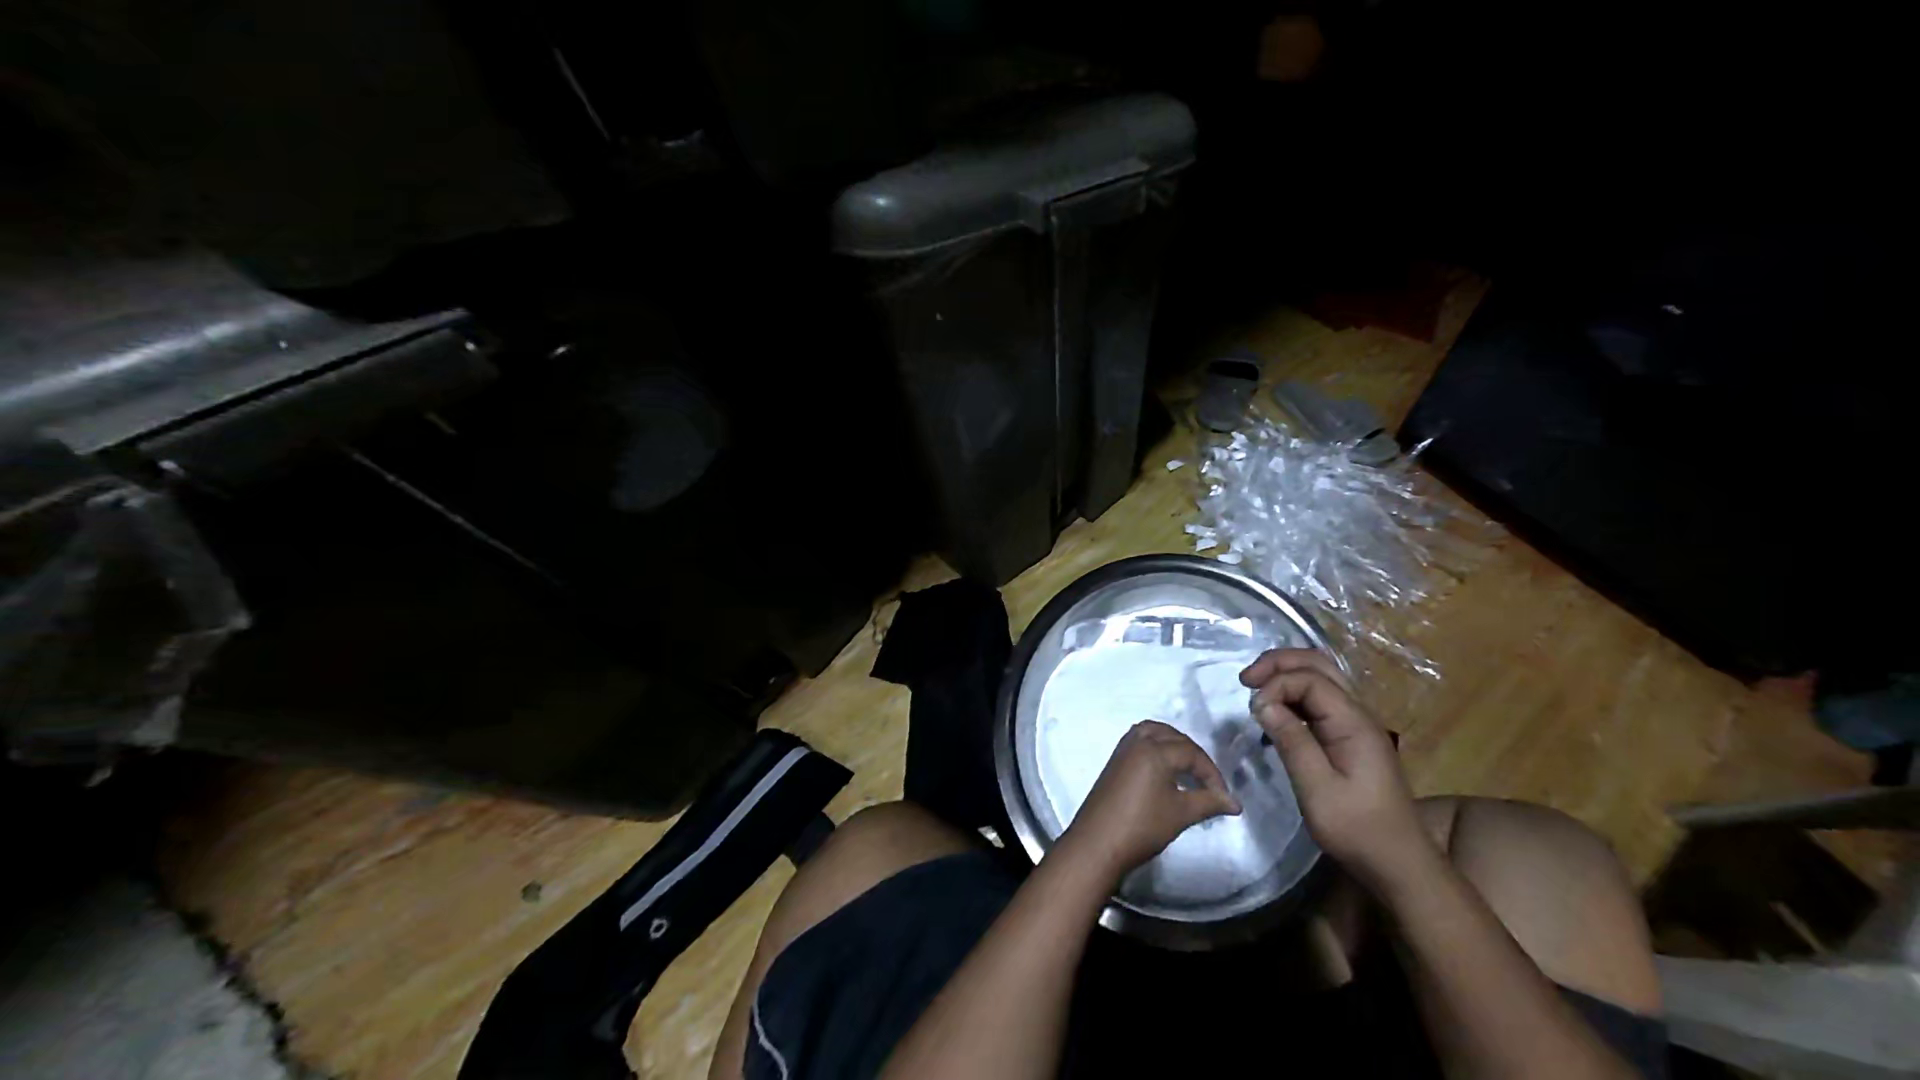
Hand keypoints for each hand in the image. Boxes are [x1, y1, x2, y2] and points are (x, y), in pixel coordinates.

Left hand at [1057, 720, 1240, 883]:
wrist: (1097, 844)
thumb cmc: (1142, 827)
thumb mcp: (1181, 814)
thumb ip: (1209, 802)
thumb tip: (1235, 803)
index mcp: (1154, 750)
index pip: (1192, 753)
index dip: (1212, 774)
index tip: (1224, 797)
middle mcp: (1137, 743)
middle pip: (1173, 737)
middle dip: (1194, 756)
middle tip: (1208, 781)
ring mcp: (1122, 750)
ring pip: (1153, 732)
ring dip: (1173, 744)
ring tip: (1187, 766)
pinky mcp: (1113, 761)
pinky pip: (1138, 740)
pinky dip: (1155, 746)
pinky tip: (1163, 767)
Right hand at [1240, 650, 1432, 886]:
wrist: (1398, 863)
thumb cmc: (1357, 829)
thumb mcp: (1317, 789)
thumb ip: (1291, 741)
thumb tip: (1262, 703)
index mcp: (1354, 723)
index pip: (1310, 680)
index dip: (1276, 685)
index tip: (1252, 710)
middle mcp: (1359, 714)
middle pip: (1319, 665)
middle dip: (1279, 664)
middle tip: (1246, 680)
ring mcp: (1356, 724)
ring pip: (1321, 677)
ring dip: (1286, 674)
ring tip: (1256, 689)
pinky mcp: (1350, 737)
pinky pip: (1321, 699)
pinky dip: (1293, 693)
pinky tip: (1276, 709)